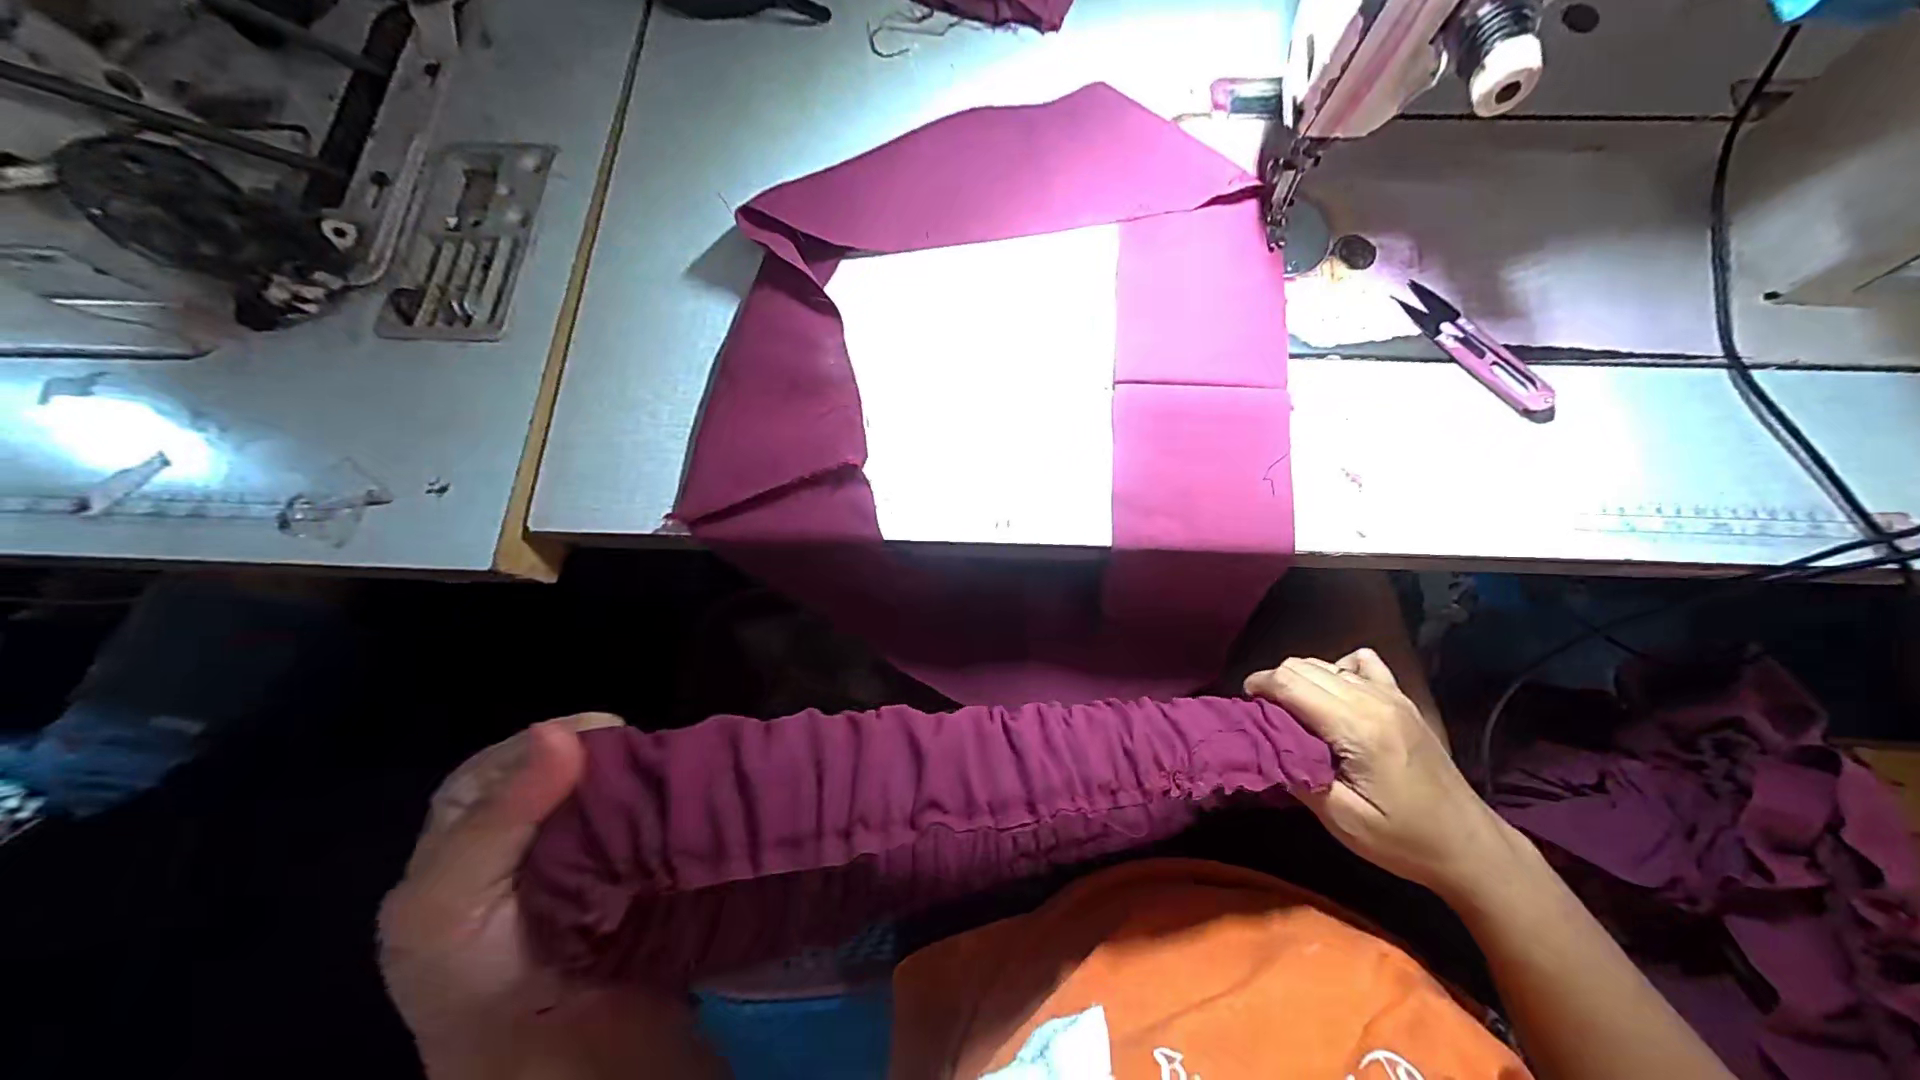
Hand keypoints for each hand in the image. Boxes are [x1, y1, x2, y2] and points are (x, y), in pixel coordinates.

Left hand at [378, 714, 721, 1079]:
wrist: (544, 1061)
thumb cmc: (472, 983)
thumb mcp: (444, 905)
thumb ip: (495, 818)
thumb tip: (560, 730)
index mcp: (472, 826)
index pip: (511, 758)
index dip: (552, 740)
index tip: (603, 734)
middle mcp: (532, 826)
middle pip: (574, 765)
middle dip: (608, 757)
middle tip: (644, 757)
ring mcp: (591, 842)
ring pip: (619, 787)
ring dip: (644, 780)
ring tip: (671, 775)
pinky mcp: (638, 861)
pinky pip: (654, 818)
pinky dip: (668, 806)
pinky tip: (683, 801)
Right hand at [1245, 649, 1516, 898]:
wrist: (1471, 847)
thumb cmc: (1403, 839)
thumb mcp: (1342, 819)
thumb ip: (1298, 774)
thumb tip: (1264, 743)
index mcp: (1356, 727)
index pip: (1289, 682)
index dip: (1258, 688)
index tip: (1246, 710)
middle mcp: (1373, 700)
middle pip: (1302, 665)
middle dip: (1274, 684)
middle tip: (1267, 718)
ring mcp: (1393, 696)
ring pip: (1326, 663)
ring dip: (1301, 680)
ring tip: (1296, 713)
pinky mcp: (1404, 700)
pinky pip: (1361, 663)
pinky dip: (1338, 671)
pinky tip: (1336, 697)